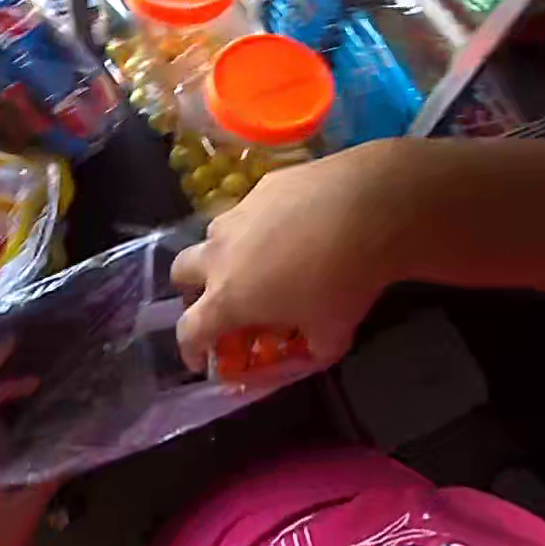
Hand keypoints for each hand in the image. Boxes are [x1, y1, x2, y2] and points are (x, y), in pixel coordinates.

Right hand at [170, 140, 412, 372]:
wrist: (363, 210)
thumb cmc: (342, 282)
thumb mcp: (332, 336)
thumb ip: (309, 350)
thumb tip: (304, 350)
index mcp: (227, 298)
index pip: (189, 330)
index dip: (191, 350)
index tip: (204, 359)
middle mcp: (219, 253)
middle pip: (181, 271)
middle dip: (192, 289)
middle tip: (221, 299)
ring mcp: (237, 214)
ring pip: (214, 235)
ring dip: (225, 253)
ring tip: (260, 259)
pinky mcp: (260, 186)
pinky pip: (249, 210)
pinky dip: (259, 224)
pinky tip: (291, 226)